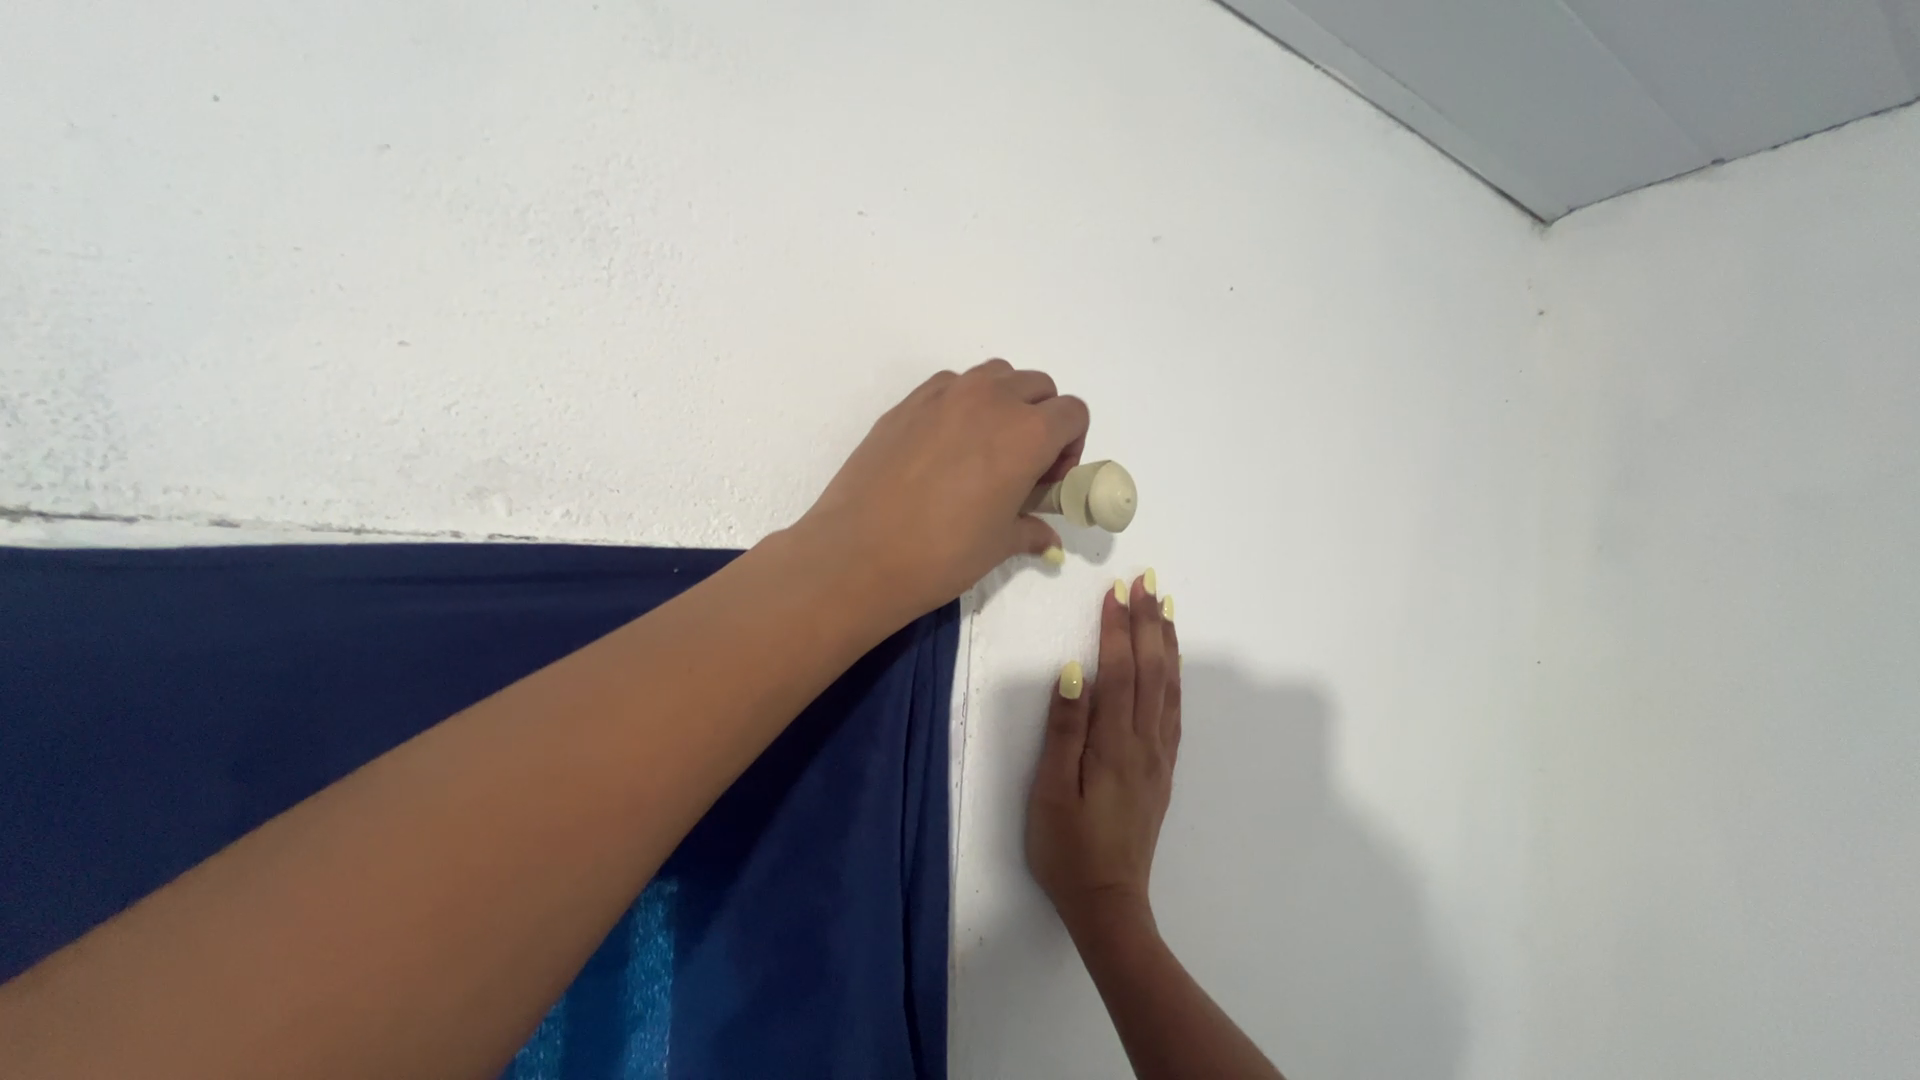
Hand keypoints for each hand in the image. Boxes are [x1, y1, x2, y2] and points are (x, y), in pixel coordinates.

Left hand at [797, 360, 1088, 616]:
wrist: (858, 554)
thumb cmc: (941, 554)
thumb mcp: (999, 545)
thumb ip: (1031, 530)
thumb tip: (1047, 539)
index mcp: (1026, 433)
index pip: (1073, 413)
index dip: (1070, 446)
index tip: (1047, 480)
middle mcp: (990, 400)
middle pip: (1037, 386)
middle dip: (1041, 419)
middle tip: (1020, 466)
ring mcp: (943, 395)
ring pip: (994, 376)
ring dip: (1003, 403)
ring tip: (983, 451)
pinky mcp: (906, 403)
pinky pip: (950, 386)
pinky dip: (961, 404)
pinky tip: (942, 450)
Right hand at [1027, 574, 1179, 932]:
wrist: (1108, 900)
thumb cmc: (1067, 846)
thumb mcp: (1050, 790)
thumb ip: (1065, 728)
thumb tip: (1075, 671)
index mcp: (1114, 743)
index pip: (1120, 670)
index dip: (1118, 628)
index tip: (1116, 590)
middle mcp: (1145, 742)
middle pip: (1151, 670)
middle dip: (1148, 622)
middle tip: (1146, 581)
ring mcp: (1159, 756)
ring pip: (1169, 687)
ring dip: (1167, 643)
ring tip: (1164, 608)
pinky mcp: (1162, 770)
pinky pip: (1174, 712)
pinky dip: (1175, 678)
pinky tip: (1172, 666)